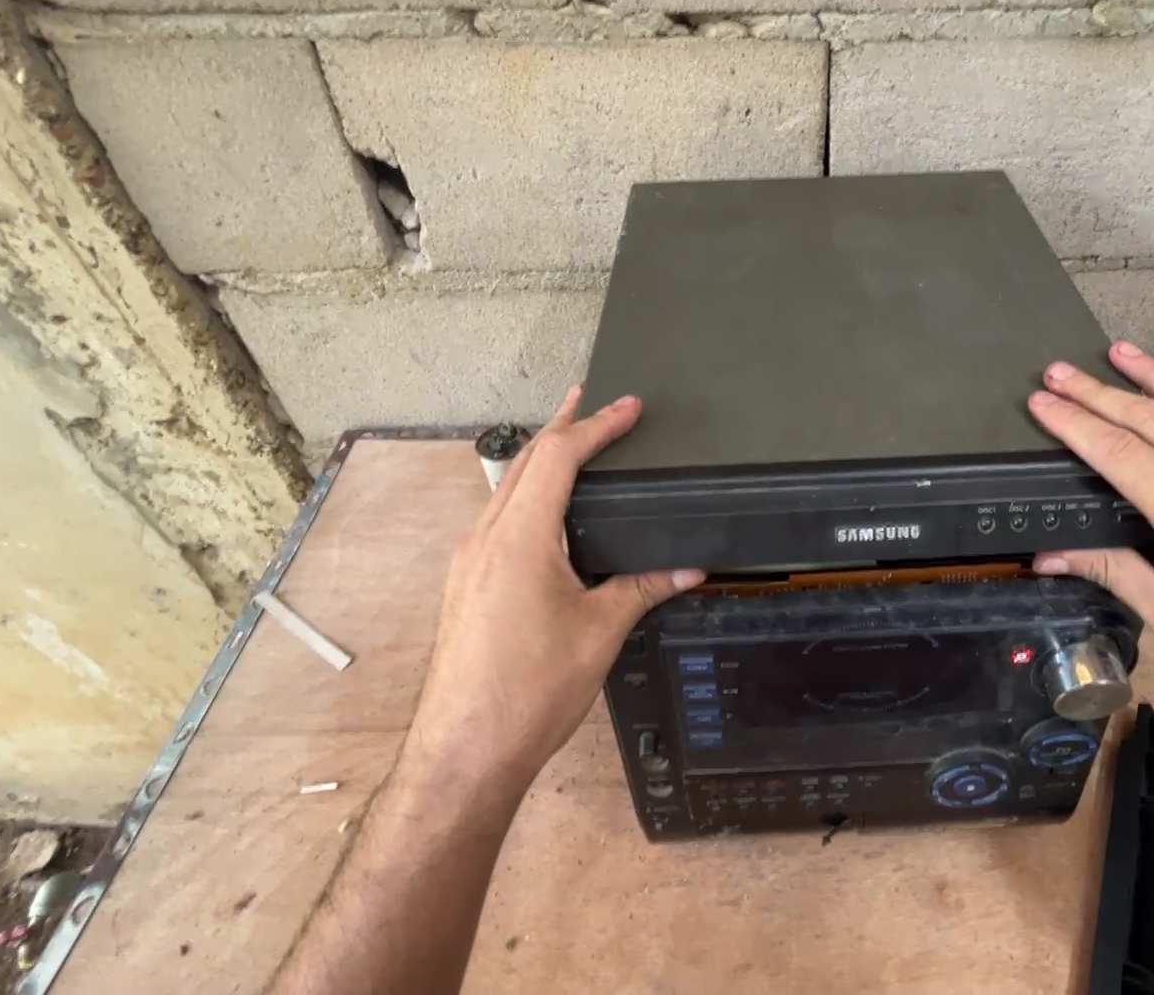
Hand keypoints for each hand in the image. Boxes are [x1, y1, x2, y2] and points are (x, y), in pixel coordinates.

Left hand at [401, 386, 704, 785]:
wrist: (464, 750)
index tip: (627, 406)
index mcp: (519, 539)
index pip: (558, 457)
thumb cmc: (529, 692)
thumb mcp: (600, 632)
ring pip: (506, 488)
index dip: (596, 425)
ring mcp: (470, 562)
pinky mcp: (467, 584)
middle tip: (591, 401)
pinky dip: (526, 494)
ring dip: (540, 458)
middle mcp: (486, 540)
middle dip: (561, 425)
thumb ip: (645, 588)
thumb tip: (689, 569)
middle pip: (524, 461)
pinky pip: (498, 518)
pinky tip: (544, 511)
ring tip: (571, 442)